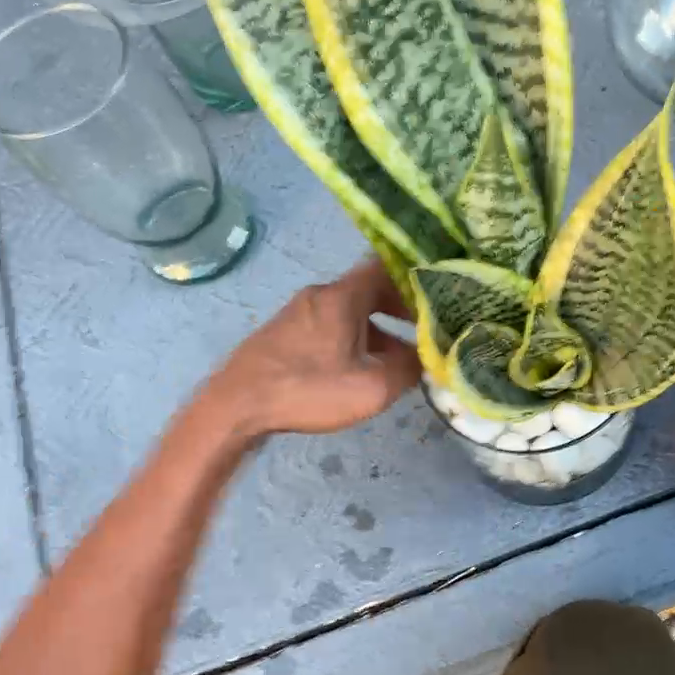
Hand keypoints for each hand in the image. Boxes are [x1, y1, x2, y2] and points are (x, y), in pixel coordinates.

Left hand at [203, 258, 421, 435]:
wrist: (236, 406)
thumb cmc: (307, 390)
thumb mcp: (372, 388)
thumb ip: (407, 370)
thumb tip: (427, 359)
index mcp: (343, 296)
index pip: (387, 268)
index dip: (416, 279)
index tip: (439, 297)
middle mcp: (321, 295)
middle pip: (370, 289)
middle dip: (402, 308)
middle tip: (426, 329)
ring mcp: (299, 313)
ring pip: (351, 311)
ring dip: (379, 328)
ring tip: (400, 357)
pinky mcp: (286, 334)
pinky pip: (332, 325)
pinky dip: (356, 338)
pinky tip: (362, 368)